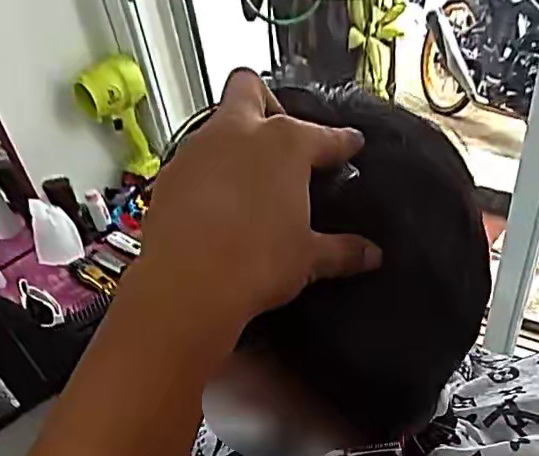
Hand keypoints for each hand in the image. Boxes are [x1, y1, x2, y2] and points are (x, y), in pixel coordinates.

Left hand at [135, 69, 380, 329]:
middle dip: (268, 104)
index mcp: (284, 145)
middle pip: (252, 89)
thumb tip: (369, 255)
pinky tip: (216, 207)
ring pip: (216, 124)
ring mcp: (198, 149)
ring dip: (233, 144)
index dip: (342, 141)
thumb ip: (343, 251)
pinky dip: (207, 177)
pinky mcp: (170, 176)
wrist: (191, 284)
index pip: (324, 135)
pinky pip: (192, 163)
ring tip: (249, 181)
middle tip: (279, 138)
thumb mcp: (309, 258)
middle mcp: (239, 133)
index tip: (349, 145)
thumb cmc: (252, 262)